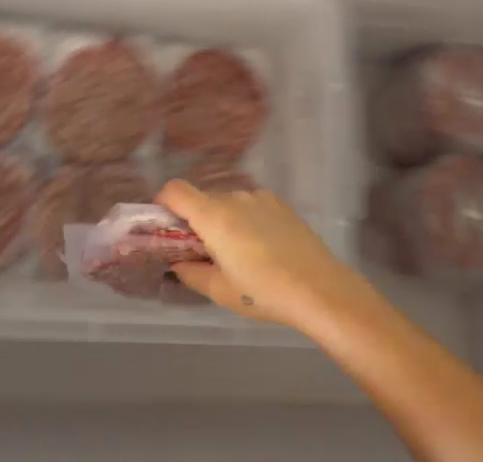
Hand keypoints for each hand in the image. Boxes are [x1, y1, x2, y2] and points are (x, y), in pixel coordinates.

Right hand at [156, 179, 377, 331]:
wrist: (319, 288)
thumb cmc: (264, 292)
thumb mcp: (221, 291)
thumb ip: (191, 273)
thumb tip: (176, 263)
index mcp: (214, 216)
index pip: (175, 190)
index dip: (163, 203)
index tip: (164, 226)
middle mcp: (234, 197)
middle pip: (202, 199)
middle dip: (196, 221)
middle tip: (203, 253)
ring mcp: (259, 197)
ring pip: (227, 202)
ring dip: (223, 221)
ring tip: (238, 254)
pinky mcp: (279, 203)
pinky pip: (250, 205)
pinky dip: (245, 219)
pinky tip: (262, 247)